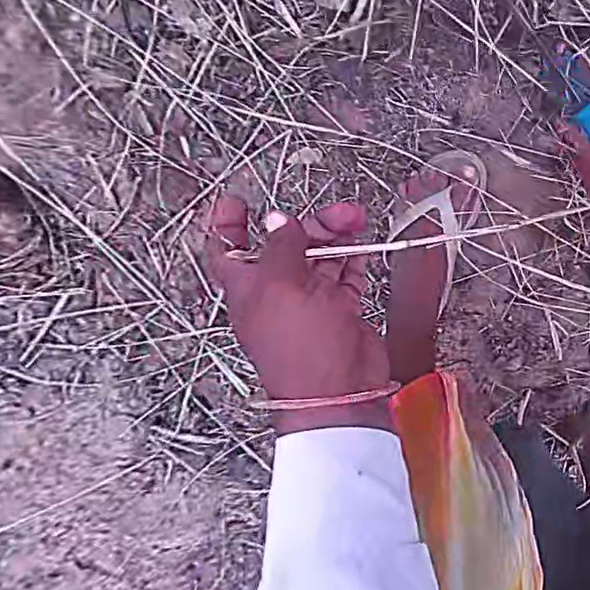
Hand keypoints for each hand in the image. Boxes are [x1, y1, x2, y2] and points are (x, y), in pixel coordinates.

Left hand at [203, 196, 392, 434]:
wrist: (341, 388)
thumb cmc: (302, 351)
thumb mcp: (281, 288)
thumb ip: (280, 247)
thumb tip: (279, 219)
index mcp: (250, 287)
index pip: (228, 249)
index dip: (227, 224)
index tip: (234, 201)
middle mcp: (279, 291)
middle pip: (288, 244)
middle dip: (310, 223)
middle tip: (339, 214)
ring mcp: (311, 300)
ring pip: (320, 256)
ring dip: (337, 236)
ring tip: (357, 224)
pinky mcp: (340, 307)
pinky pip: (346, 274)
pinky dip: (354, 259)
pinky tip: (362, 251)